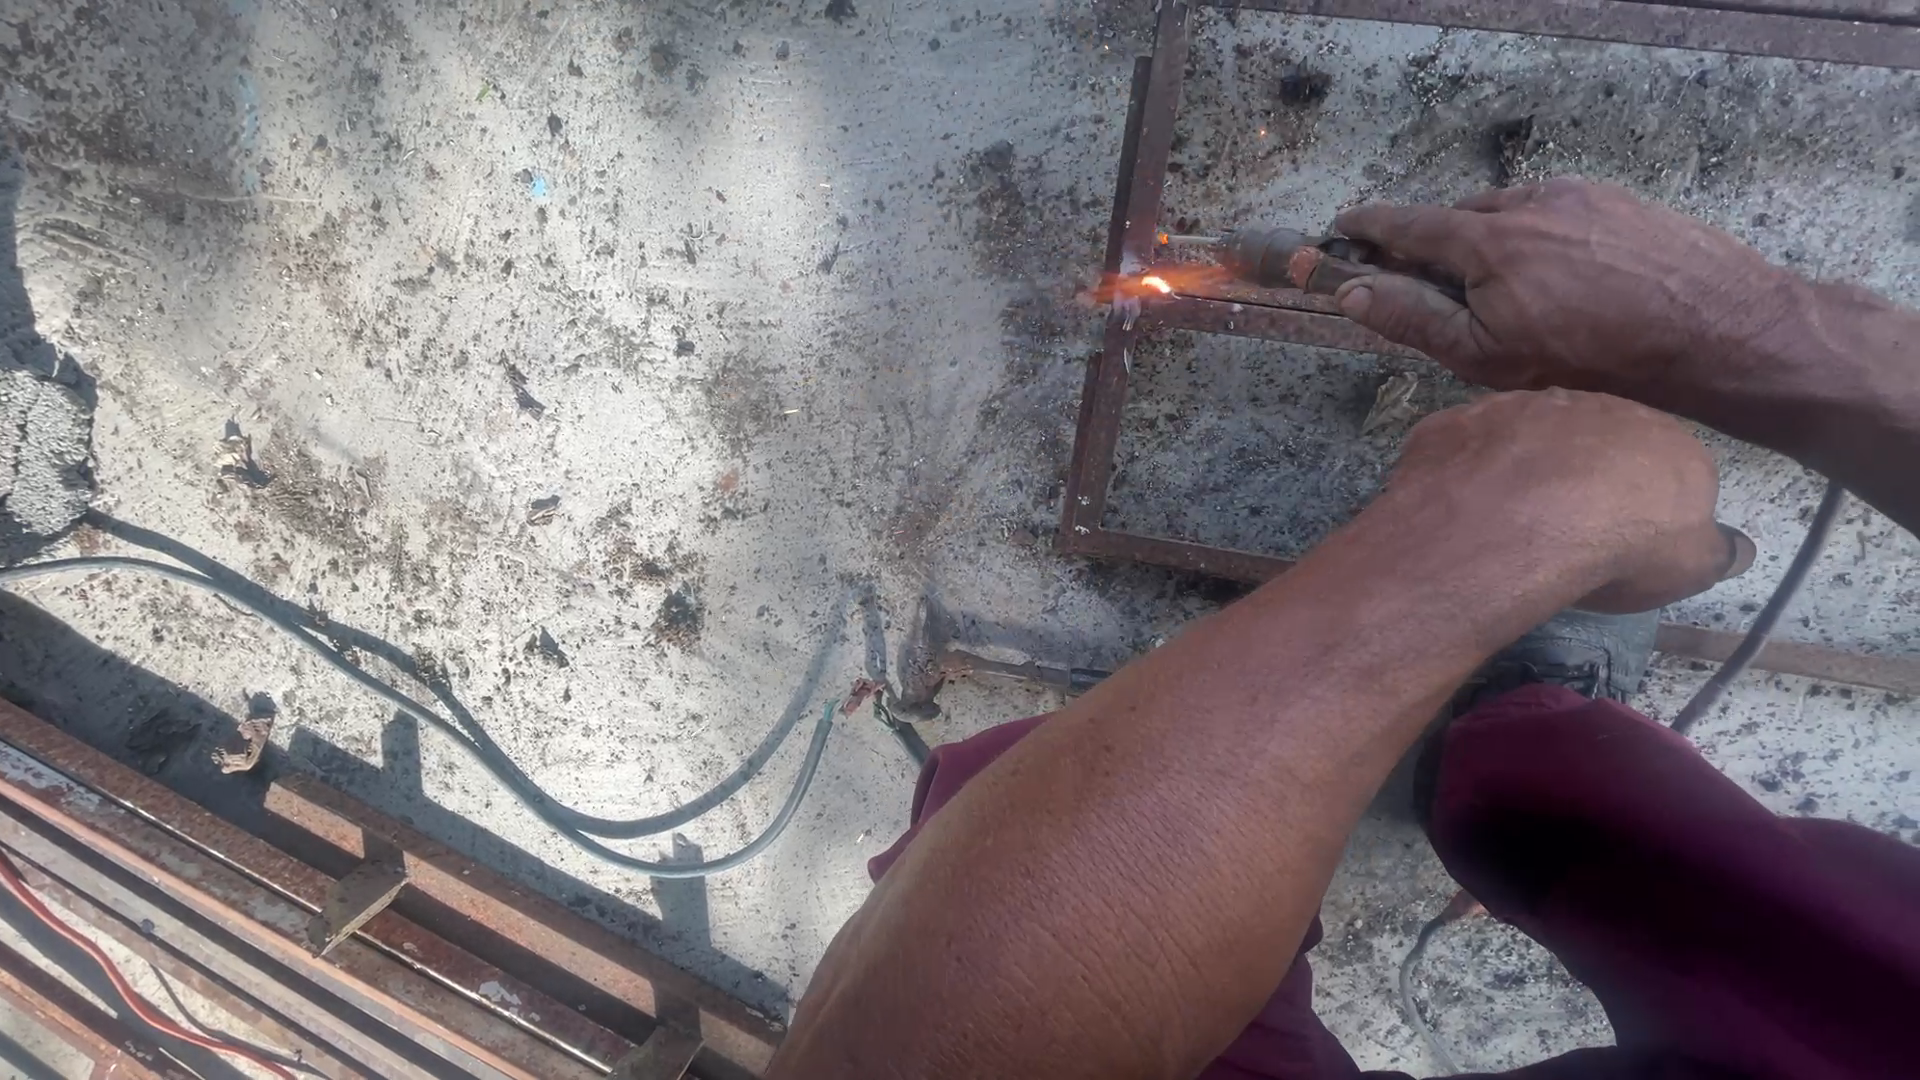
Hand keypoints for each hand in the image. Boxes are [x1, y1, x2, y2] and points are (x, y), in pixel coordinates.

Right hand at [1333, 179, 1796, 400]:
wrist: (1716, 332)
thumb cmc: (1582, 357)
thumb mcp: (1479, 352)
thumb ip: (1411, 318)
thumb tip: (1350, 292)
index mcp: (1488, 240)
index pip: (1408, 223)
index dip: (1369, 224)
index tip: (1341, 225)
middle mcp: (1530, 202)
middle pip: (1458, 216)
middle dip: (1433, 244)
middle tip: (1432, 286)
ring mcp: (1581, 195)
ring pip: (1507, 210)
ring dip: (1483, 239)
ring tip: (1497, 287)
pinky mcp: (1620, 200)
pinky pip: (1551, 209)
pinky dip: (1528, 234)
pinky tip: (1548, 274)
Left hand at [1388, 389, 1750, 611]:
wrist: (1525, 519)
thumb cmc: (1621, 543)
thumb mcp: (1689, 563)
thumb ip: (1709, 548)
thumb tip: (1732, 548)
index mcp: (1658, 434)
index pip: (1646, 461)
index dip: (1622, 500)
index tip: (1601, 533)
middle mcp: (1584, 407)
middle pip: (1574, 441)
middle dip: (1560, 476)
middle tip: (1539, 524)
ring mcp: (1510, 408)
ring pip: (1509, 435)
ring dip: (1501, 467)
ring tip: (1487, 516)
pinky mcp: (1449, 422)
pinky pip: (1452, 443)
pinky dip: (1449, 468)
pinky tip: (1446, 500)